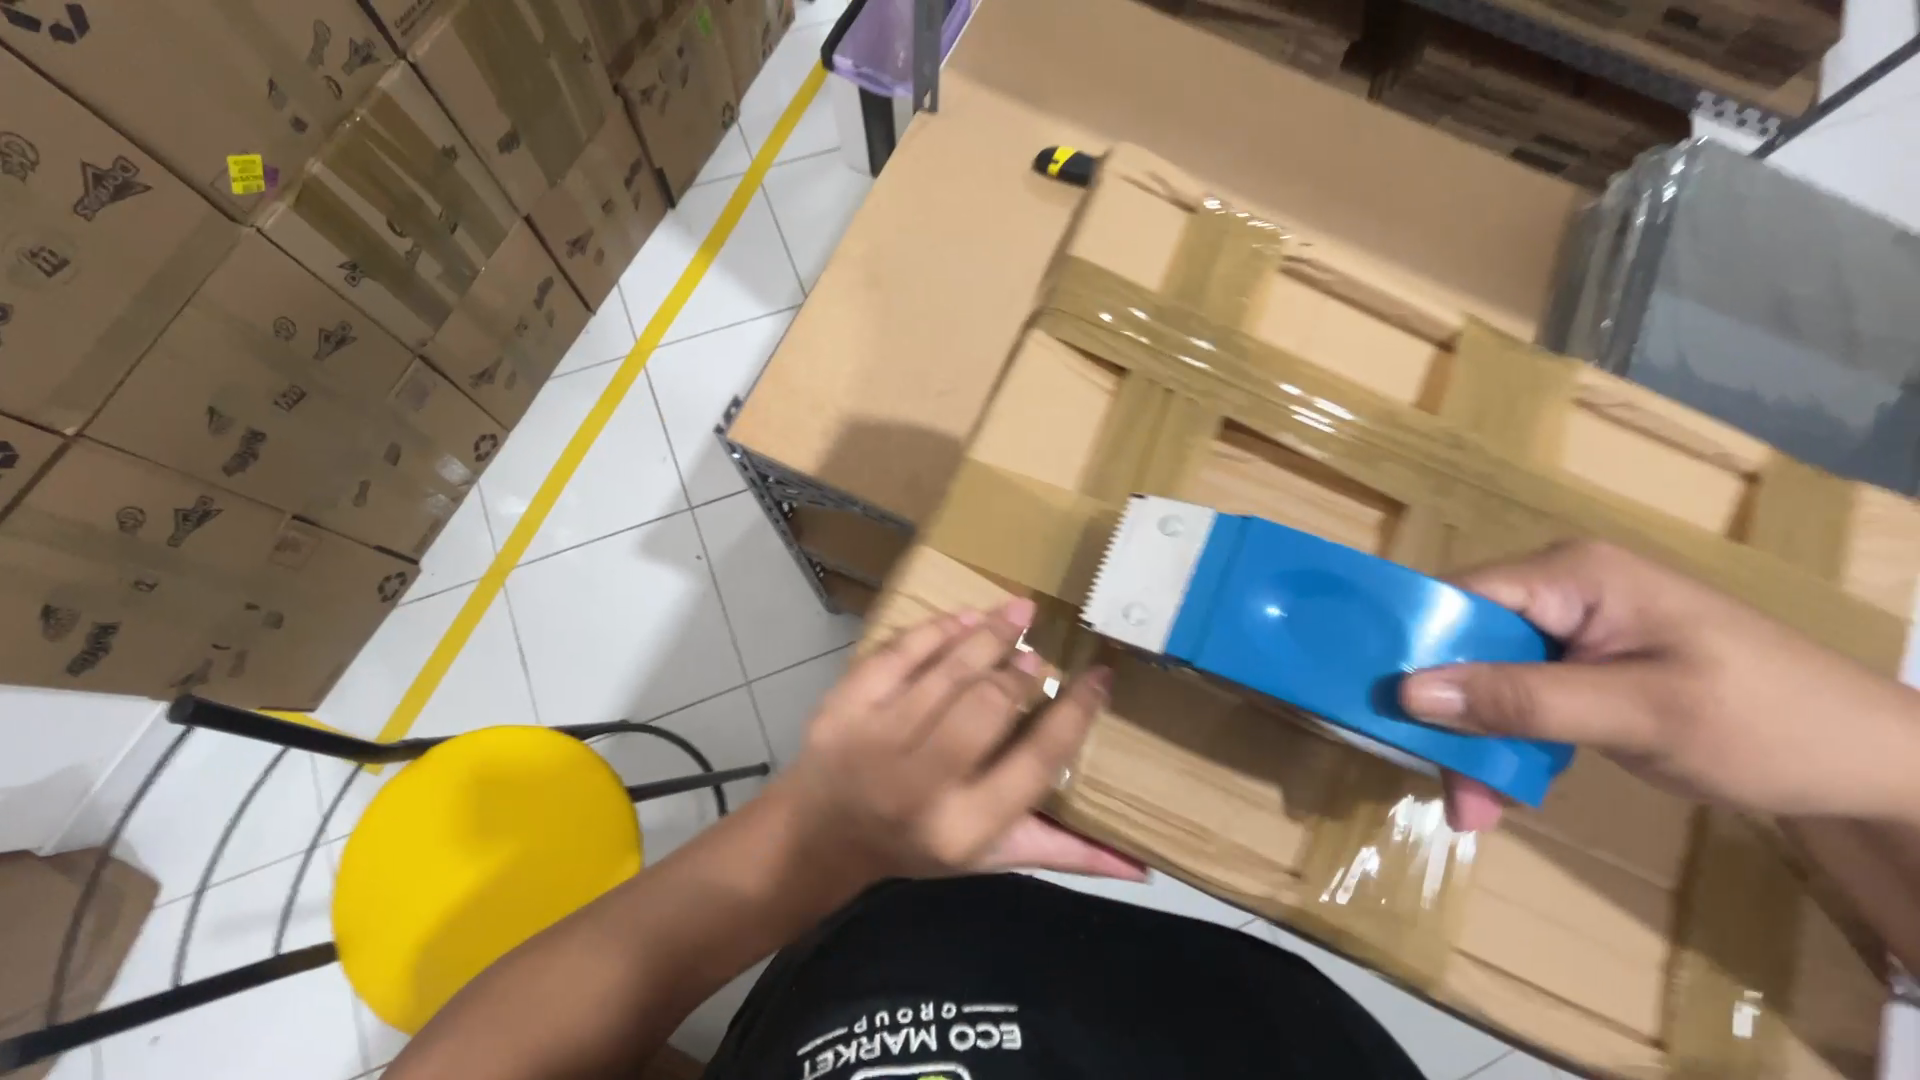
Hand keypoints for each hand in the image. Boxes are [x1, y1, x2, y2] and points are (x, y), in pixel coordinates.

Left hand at [772, 599, 1145, 882]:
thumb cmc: (918, 844)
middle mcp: (920, 784)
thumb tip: (1141, 869)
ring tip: (1019, 612)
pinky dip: (937, 629)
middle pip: (989, 707)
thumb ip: (1063, 855)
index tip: (1099, 676)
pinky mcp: (844, 706)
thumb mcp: (990, 858)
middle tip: (1040, 655)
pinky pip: (900, 653)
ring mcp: (875, 739)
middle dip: (1023, 672)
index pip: (1038, 762)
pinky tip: (966, 616)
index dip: (1075, 713)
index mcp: (965, 827)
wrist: (822, 834)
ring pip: (947, 672)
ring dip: (988, 635)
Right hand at [1399, 540, 1919, 831]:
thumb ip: (1521, 699)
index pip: (1459, 598)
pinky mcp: (1582, 667)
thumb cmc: (1769, 724)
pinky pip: (1517, 696)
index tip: (1381, 711)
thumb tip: (1408, 692)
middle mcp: (1562, 590)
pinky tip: (1502, 790)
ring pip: (1485, 676)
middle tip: (1446, 790)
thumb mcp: (1640, 713)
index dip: (1413, 648)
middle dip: (1446, 715)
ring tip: (1475, 808)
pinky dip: (1505, 743)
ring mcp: (1573, 629)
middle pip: (1465, 643)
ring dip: (1473, 741)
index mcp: (1572, 576)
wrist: (1876, 765)